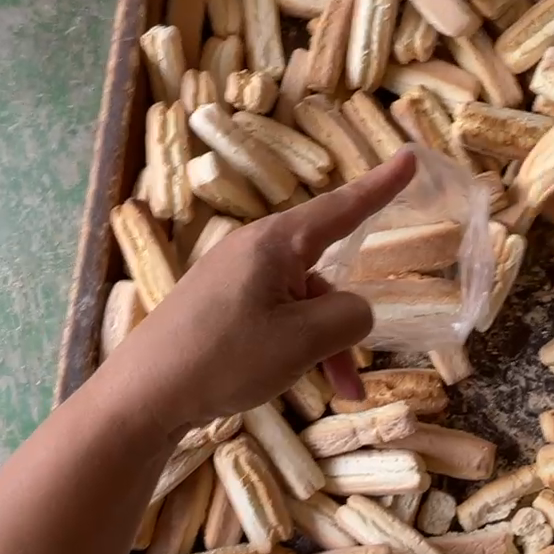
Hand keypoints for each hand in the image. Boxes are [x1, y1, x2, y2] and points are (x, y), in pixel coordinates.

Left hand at [95, 150, 416, 434]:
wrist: (141, 397)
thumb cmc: (224, 357)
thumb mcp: (302, 340)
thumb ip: (349, 317)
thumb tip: (356, 310)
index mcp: (275, 243)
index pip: (341, 207)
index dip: (381, 186)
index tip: (411, 157)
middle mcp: (254, 251)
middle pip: (323, 274)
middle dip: (344, 324)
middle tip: (355, 379)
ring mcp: (234, 278)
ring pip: (301, 303)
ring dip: (322, 345)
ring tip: (332, 395)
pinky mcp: (220, 305)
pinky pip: (275, 315)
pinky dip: (295, 345)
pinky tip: (293, 381)